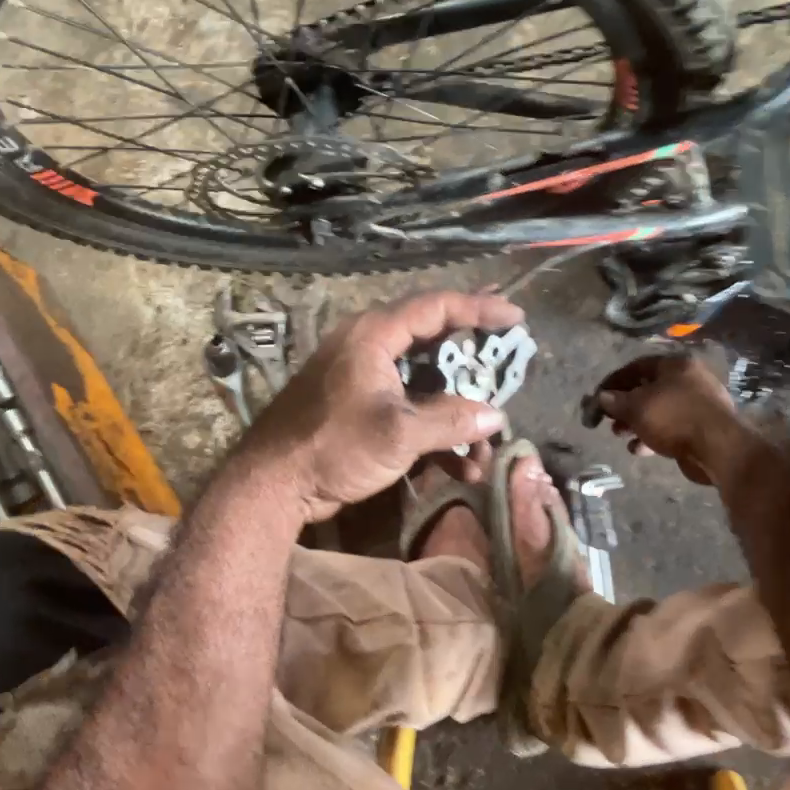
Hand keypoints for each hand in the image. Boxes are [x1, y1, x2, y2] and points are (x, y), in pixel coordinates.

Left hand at [233, 291, 522, 523]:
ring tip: (489, 435)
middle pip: (432, 338)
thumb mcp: (398, 434)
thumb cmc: (334, 445)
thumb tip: (495, 416)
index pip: (435, 307)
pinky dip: (434, 428)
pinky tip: (460, 464)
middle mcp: (368, 346)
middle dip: (472, 350)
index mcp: (373, 335)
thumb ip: (450, 421)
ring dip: (457, 407)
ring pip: (423, 379)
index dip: (479, 308)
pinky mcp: (359, 406)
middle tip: (508, 343)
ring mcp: (362, 376)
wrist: (273, 482)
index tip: (515, 317)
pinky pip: (407, 405)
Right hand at [593, 354, 740, 485]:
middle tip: (610, 420)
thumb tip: (602, 397)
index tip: (598, 397)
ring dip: (637, 423)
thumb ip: (616, 401)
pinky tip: (639, 450)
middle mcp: (689, 380)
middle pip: (648, 389)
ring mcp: (698, 404)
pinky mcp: (703, 428)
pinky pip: (672, 428)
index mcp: (675, 365)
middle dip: (625, 406)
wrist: (718, 448)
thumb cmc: (674, 418)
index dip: (614, 381)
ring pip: (659, 410)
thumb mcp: (637, 407)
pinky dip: (653, 436)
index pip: (637, 367)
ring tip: (621, 435)